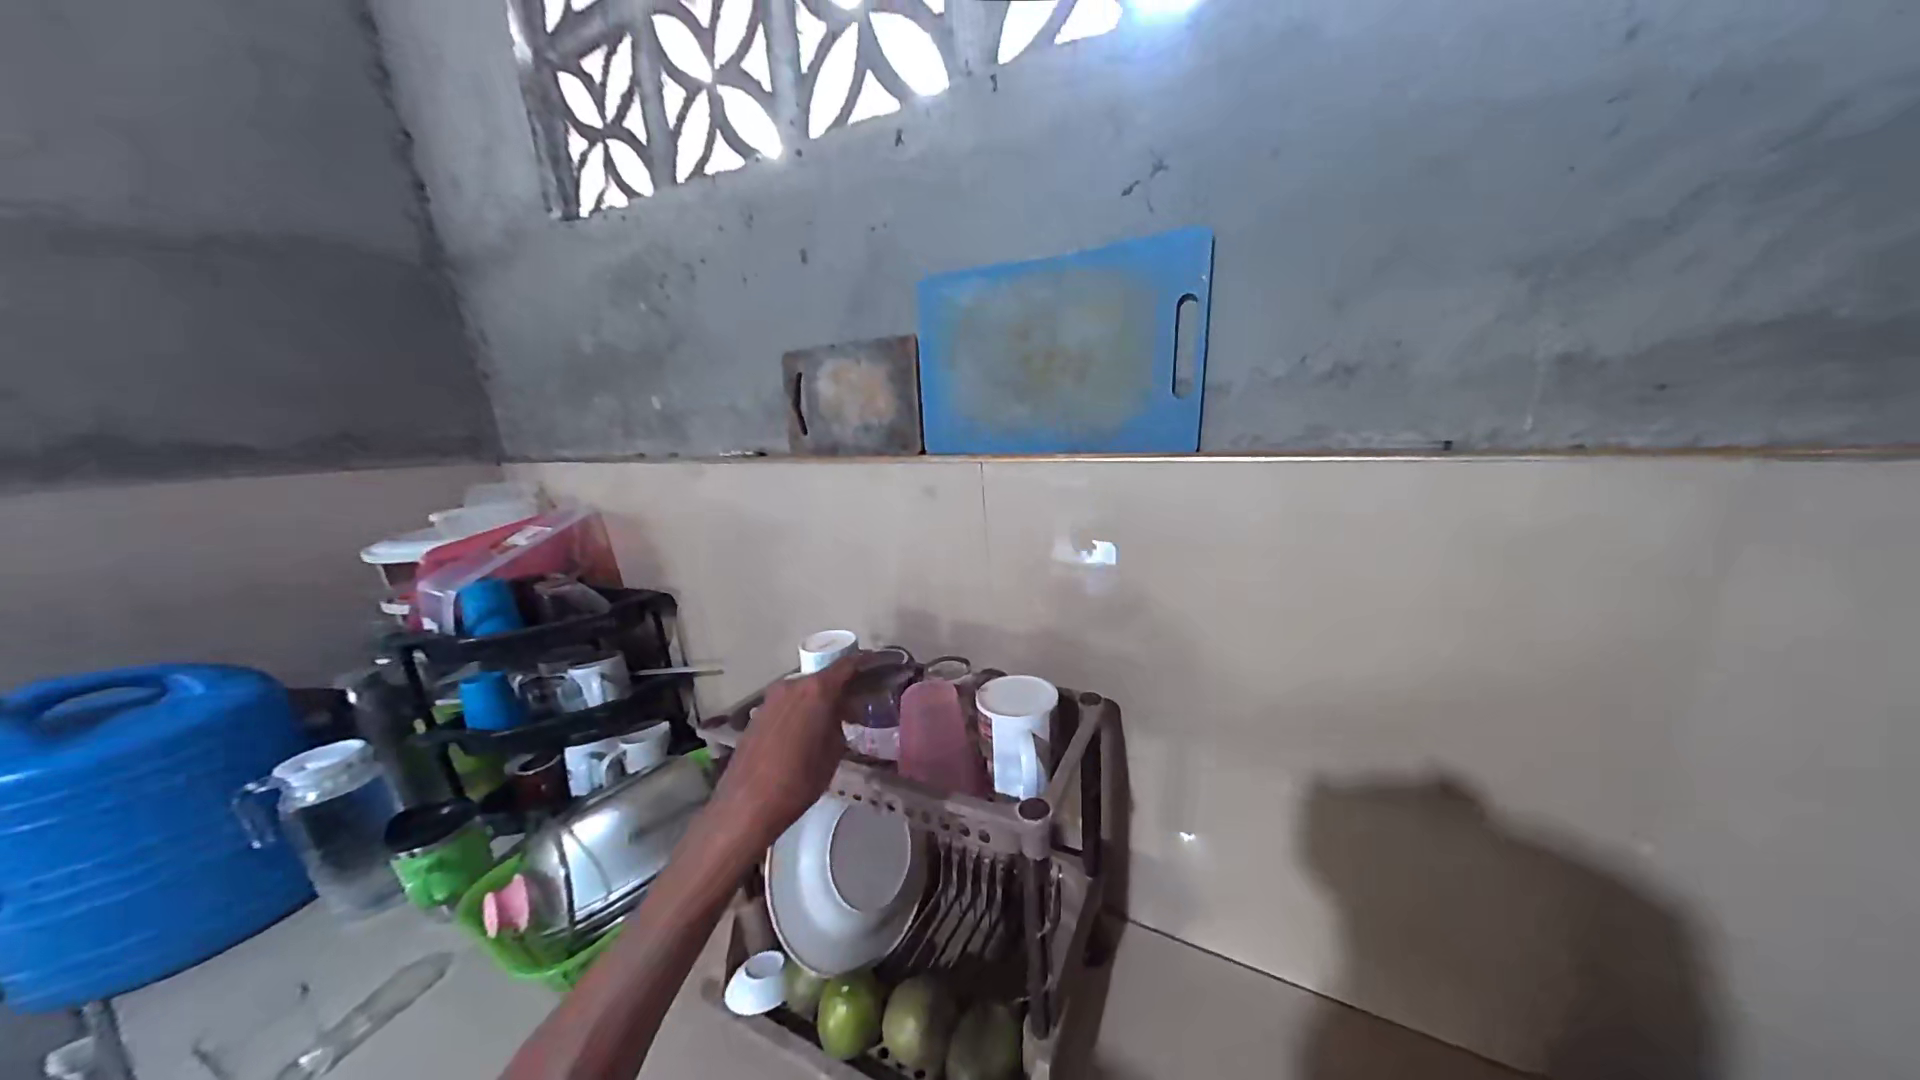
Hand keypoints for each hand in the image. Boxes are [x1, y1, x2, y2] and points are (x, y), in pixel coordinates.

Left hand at [712, 654, 860, 848]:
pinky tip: (807, 730)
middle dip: (841, 687)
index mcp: (817, 690)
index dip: (864, 664)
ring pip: (804, 690)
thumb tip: (842, 714)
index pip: (847, 665)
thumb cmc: (800, 779)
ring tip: (833, 718)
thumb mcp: (834, 752)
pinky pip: (788, 703)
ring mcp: (771, 698)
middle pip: (824, 677)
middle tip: (857, 702)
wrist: (747, 804)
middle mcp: (792, 685)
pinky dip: (801, 709)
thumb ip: (841, 723)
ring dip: (819, 699)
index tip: (878, 668)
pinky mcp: (758, 713)